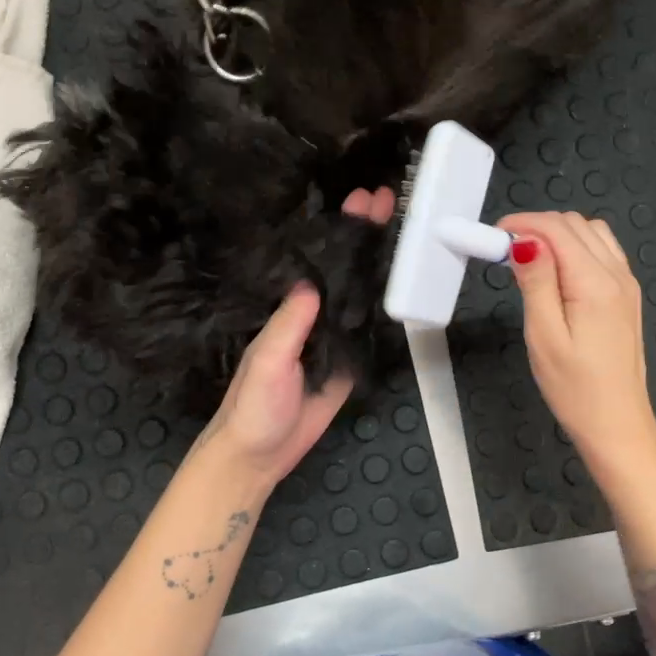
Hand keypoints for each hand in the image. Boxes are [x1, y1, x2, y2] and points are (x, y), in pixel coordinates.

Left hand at [187, 189, 388, 497]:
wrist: (259, 455)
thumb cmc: (253, 406)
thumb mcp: (267, 361)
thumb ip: (289, 325)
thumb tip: (311, 284)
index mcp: (287, 309)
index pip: (317, 262)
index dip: (338, 231)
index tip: (360, 200)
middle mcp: (311, 317)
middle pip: (342, 271)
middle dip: (362, 237)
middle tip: (386, 200)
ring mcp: (331, 339)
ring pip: (358, 296)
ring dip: (376, 265)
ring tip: (402, 229)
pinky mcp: (347, 364)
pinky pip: (367, 331)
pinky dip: (383, 308)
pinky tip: (403, 282)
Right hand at [498, 212, 655, 469]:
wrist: (617, 424)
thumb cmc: (573, 387)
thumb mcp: (545, 336)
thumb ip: (537, 283)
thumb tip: (525, 240)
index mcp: (596, 283)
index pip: (557, 229)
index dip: (521, 223)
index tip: (490, 238)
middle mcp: (617, 274)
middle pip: (575, 224)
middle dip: (537, 227)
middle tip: (502, 253)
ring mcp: (627, 284)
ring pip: (592, 233)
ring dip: (557, 235)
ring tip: (527, 262)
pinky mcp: (627, 297)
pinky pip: (602, 252)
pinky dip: (575, 248)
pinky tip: (556, 273)